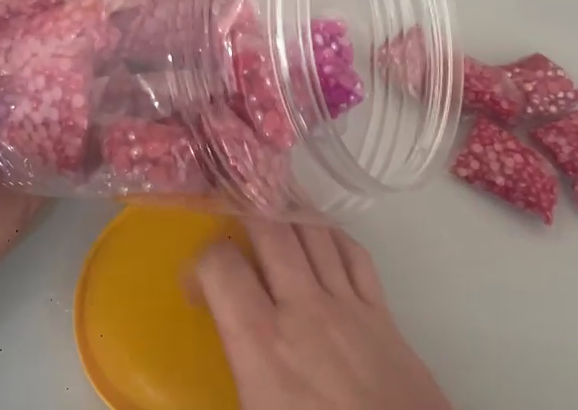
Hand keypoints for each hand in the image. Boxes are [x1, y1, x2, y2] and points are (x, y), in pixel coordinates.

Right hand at [197, 220, 450, 409]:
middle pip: (270, 228)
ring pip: (313, 230)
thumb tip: (211, 367)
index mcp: (261, 342)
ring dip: (288, 209)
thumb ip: (234, 374)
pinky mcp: (382, 311)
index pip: (220, 265)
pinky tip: (320, 235)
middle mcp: (302, 308)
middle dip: (244, 210)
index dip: (199, 262)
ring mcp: (347, 304)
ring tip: (271, 202)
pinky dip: (333, 234)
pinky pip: (355, 253)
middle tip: (231, 215)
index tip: (195, 284)